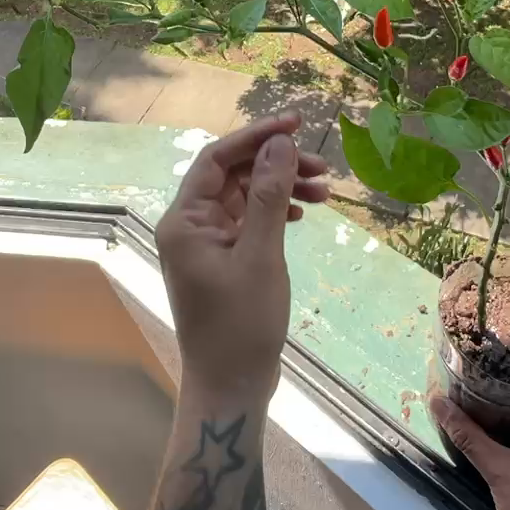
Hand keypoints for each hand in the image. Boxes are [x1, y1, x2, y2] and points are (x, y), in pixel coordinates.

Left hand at [157, 113, 330, 399]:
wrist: (231, 386)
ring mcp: (204, 242)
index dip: (256, 136)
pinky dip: (274, 211)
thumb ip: (269, 195)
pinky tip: (300, 214)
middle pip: (233, 175)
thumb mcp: (261, 255)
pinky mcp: (221, 258)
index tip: (296, 123)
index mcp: (185, 219)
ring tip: (324, 192)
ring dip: (281, 188)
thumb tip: (279, 142)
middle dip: (276, 164)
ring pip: (244, 196)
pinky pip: (248, 220)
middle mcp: (189, 224)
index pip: (217, 158)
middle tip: (322, 168)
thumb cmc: (242, 324)